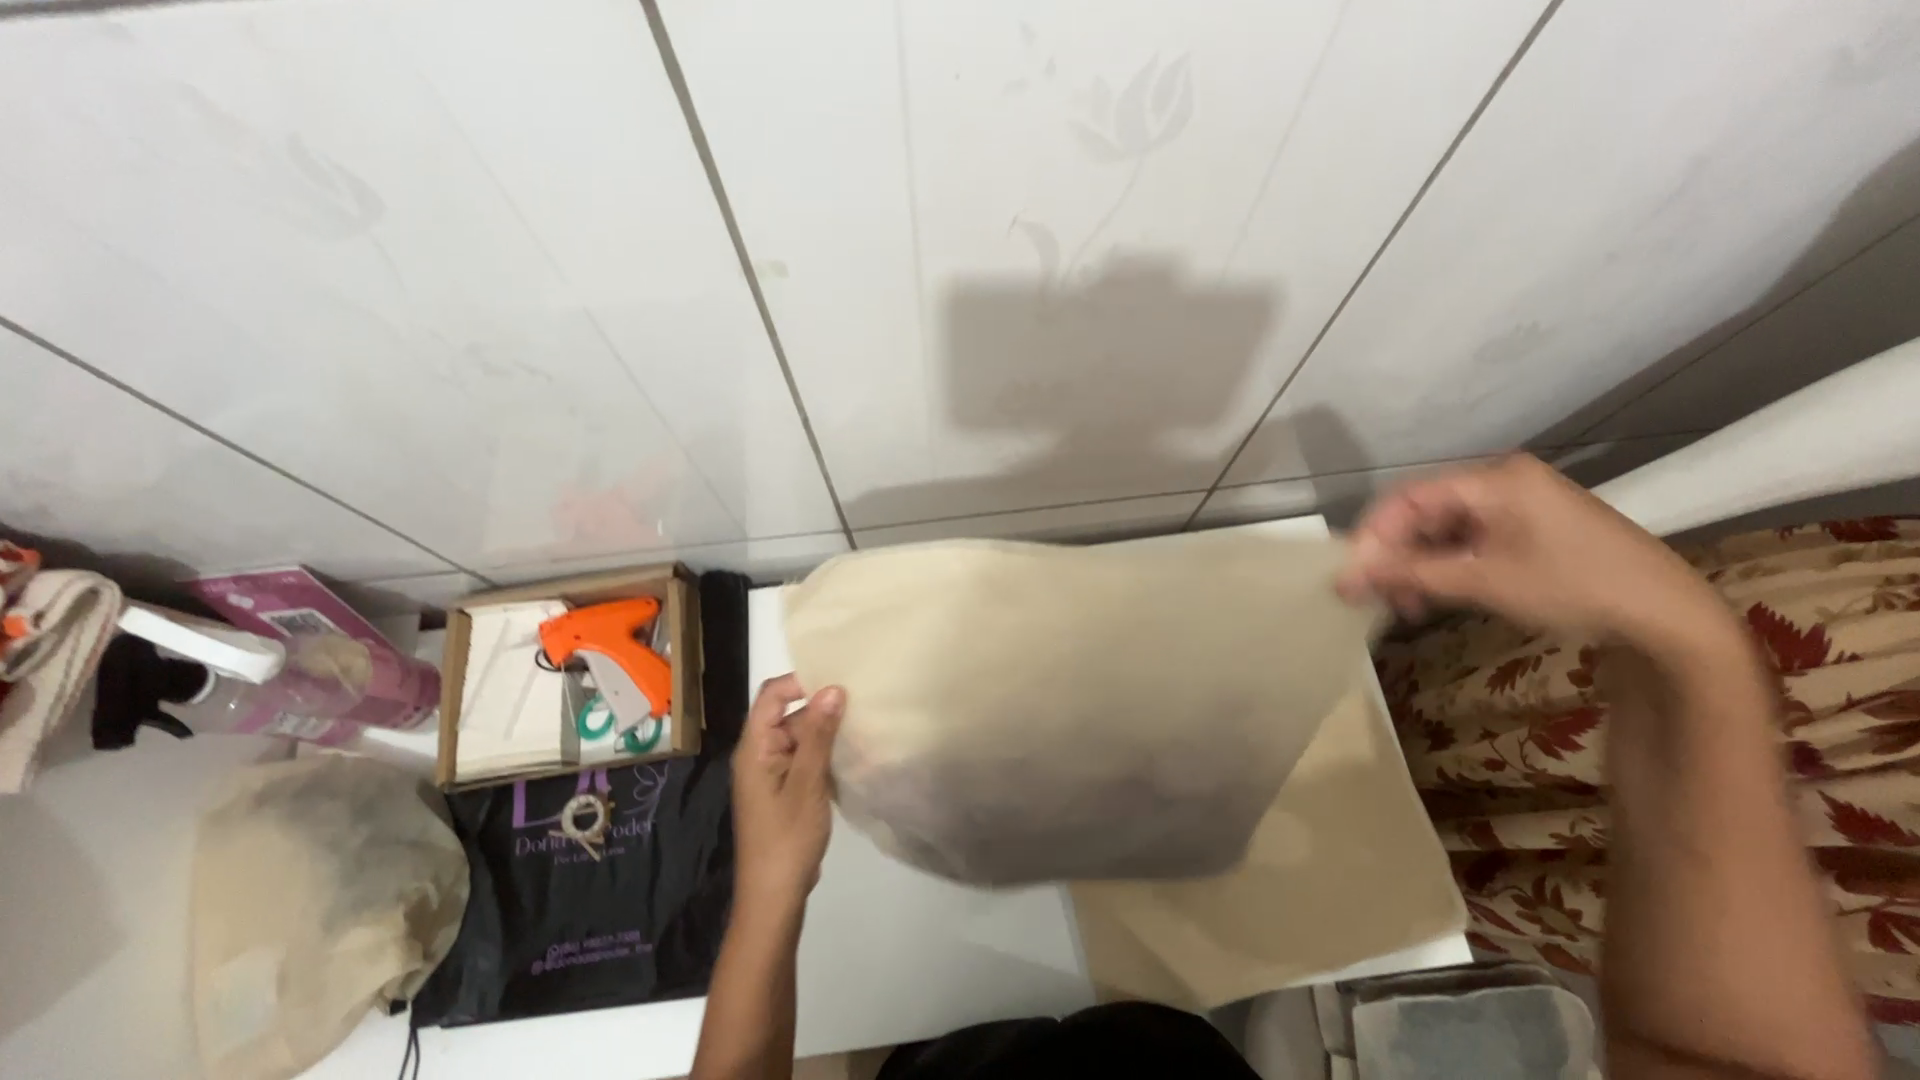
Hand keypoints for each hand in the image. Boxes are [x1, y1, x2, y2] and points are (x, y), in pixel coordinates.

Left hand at [732, 673, 844, 908]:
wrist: (774, 896)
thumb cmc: (787, 837)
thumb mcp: (807, 783)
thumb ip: (819, 735)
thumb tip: (833, 688)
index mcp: (755, 747)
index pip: (772, 695)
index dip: (801, 681)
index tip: (840, 678)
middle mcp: (759, 754)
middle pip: (788, 715)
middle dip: (821, 706)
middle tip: (863, 701)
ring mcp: (772, 774)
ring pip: (800, 737)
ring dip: (826, 732)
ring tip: (865, 723)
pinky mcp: (785, 791)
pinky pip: (804, 760)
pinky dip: (825, 754)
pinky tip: (853, 755)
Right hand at [1336, 454, 1729, 649]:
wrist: (1667, 616)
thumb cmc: (1573, 588)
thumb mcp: (1484, 581)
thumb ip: (1410, 575)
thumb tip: (1344, 578)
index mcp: (1495, 480)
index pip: (1410, 497)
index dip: (1374, 535)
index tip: (1352, 574)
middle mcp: (1503, 483)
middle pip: (1425, 512)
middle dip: (1395, 555)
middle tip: (1373, 596)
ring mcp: (1519, 506)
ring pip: (1445, 530)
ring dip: (1419, 566)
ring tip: (1405, 606)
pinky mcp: (1530, 529)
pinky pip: (1470, 540)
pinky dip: (1447, 567)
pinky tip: (1435, 597)